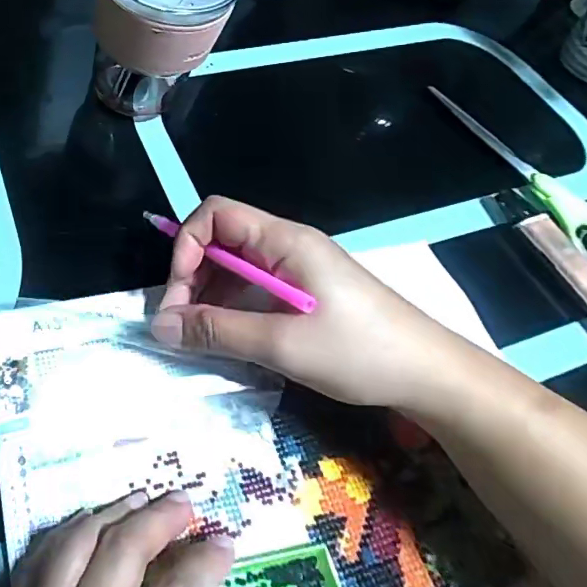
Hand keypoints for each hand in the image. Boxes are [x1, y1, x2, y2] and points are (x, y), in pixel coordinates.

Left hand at [0, 491, 233, 586]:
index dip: (204, 565)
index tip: (224, 542)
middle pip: (121, 558)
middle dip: (159, 521)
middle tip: (184, 503)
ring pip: (70, 549)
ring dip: (109, 514)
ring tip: (138, 497)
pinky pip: (31, 567)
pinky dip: (63, 536)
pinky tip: (81, 525)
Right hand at [151, 196, 475, 409]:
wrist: (426, 372)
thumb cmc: (358, 351)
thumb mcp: (282, 344)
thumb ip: (218, 331)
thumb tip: (159, 327)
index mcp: (285, 240)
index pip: (216, 214)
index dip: (187, 247)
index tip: (179, 296)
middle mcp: (288, 245)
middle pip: (222, 240)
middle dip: (192, 278)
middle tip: (180, 327)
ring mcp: (298, 268)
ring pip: (236, 267)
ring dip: (210, 296)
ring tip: (199, 338)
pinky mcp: (305, 292)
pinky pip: (255, 288)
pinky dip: (233, 308)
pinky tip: (228, 338)